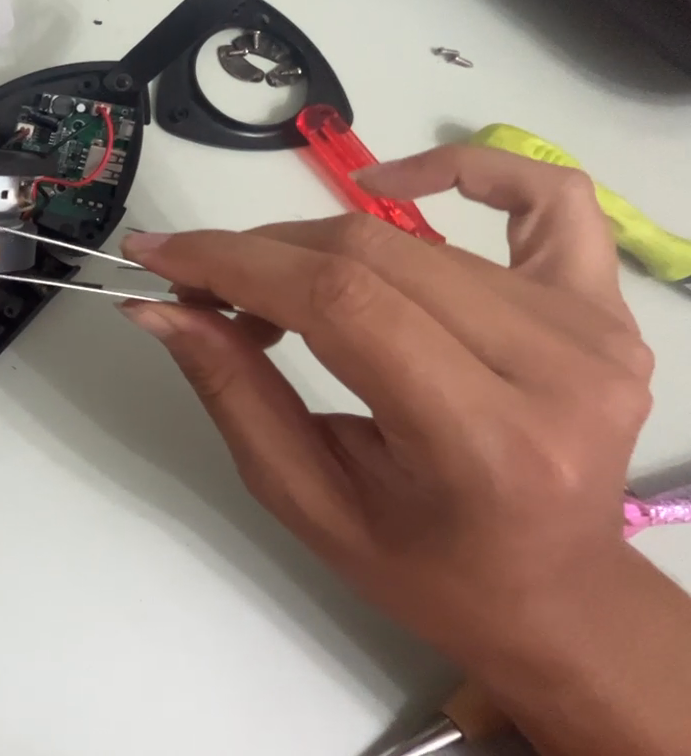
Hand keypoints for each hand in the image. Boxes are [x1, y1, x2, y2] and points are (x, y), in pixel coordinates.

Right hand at [117, 145, 660, 681]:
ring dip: (302, 245)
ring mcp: (591, 331)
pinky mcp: (603, 309)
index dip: (231, 262)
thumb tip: (156, 306)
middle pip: (366, 256)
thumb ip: (228, 386)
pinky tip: (390, 180)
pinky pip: (548, 200)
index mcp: (482, 438)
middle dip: (250, 255)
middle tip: (193, 287)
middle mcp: (556, 371)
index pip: (338, 301)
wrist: (545, 587)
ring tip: (261, 291)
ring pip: (406, 238)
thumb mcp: (294, 489)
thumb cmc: (412, 558)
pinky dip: (464, 168)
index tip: (152, 252)